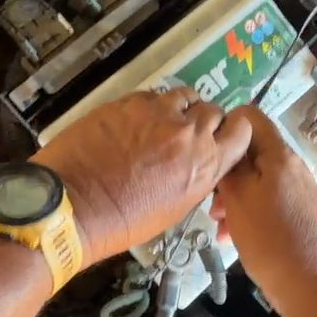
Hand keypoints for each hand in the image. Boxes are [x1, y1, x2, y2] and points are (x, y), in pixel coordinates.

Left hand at [37, 88, 251, 264]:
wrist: (73, 206)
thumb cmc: (124, 221)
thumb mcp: (177, 207)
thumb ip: (197, 175)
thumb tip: (198, 160)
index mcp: (206, 164)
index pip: (242, 130)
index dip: (232, 131)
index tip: (220, 137)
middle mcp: (189, 133)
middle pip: (213, 111)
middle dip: (203, 121)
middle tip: (185, 134)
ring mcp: (159, 112)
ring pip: (184, 96)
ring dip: (179, 109)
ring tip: (162, 123)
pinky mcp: (130, 101)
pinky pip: (153, 96)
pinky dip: (150, 106)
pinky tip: (135, 122)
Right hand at [210, 106, 316, 315]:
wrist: (314, 287)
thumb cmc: (271, 239)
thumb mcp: (238, 198)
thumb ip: (230, 164)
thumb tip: (227, 139)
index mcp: (279, 154)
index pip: (251, 116)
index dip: (225, 126)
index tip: (207, 151)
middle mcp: (293, 166)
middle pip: (253, 151)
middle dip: (227, 170)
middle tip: (209, 199)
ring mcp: (300, 190)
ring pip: (258, 179)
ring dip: (235, 195)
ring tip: (219, 224)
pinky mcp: (302, 213)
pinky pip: (269, 200)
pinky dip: (250, 210)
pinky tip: (234, 237)